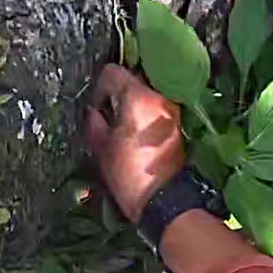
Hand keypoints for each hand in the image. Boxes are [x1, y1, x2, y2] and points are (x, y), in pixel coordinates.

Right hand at [86, 63, 185, 221]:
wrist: (161, 199)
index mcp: (137, 98)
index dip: (99, 87)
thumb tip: (94, 112)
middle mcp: (158, 96)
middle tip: (108, 114)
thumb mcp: (101, 149)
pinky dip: (145, 113)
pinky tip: (137, 133)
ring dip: (133, 102)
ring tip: (122, 125)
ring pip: (147, 92)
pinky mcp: (177, 123)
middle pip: (133, 78)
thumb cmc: (128, 175)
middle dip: (118, 93)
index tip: (96, 106)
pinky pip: (156, 107)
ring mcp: (171, 109)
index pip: (112, 72)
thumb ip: (95, 123)